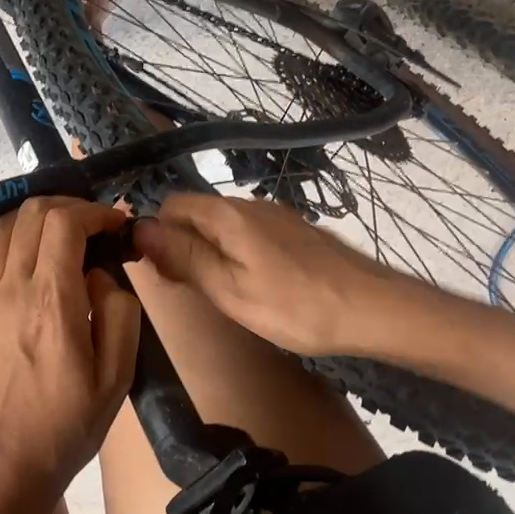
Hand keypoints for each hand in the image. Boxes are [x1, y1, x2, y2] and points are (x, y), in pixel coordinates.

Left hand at [0, 196, 141, 503]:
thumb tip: (102, 273)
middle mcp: (15, 286)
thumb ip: (119, 313)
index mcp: (52, 302)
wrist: (0, 458)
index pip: (64, 222)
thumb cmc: (65, 424)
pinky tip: (42, 256)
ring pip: (8, 222)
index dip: (94, 211)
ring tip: (69, 232)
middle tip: (97, 224)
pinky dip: (20, 233)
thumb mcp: (116, 378)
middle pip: (33, 211)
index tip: (117, 223)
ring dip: (41, 214)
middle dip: (70, 205)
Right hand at [132, 192, 414, 354]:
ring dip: (210, 249)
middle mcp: (248, 203)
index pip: (172, 205)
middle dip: (182, 244)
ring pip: (223, 223)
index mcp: (227, 214)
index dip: (158, 235)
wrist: (376, 309)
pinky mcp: (295, 230)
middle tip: (191, 289)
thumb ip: (184, 258)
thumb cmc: (297, 307)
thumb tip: (138, 228)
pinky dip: (237, 251)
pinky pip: (249, 232)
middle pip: (197, 212)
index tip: (163, 273)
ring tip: (221, 291)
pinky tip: (255, 284)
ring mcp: (275, 214)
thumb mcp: (230, 291)